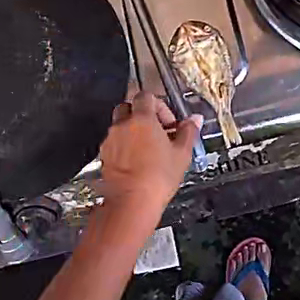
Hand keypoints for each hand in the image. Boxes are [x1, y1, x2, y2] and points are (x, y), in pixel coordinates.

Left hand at [98, 92, 200, 213]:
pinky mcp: (104, 156)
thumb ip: (188, 132)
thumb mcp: (182, 153)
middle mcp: (123, 126)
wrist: (132, 202)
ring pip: (120, 126)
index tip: (168, 121)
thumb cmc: (156, 179)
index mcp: (142, 119)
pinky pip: (115, 143)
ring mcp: (111, 141)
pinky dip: (124, 146)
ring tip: (149, 149)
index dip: (160, 105)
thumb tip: (194, 121)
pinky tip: (138, 161)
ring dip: (133, 131)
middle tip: (157, 130)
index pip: (146, 96)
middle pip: (129, 107)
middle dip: (143, 115)